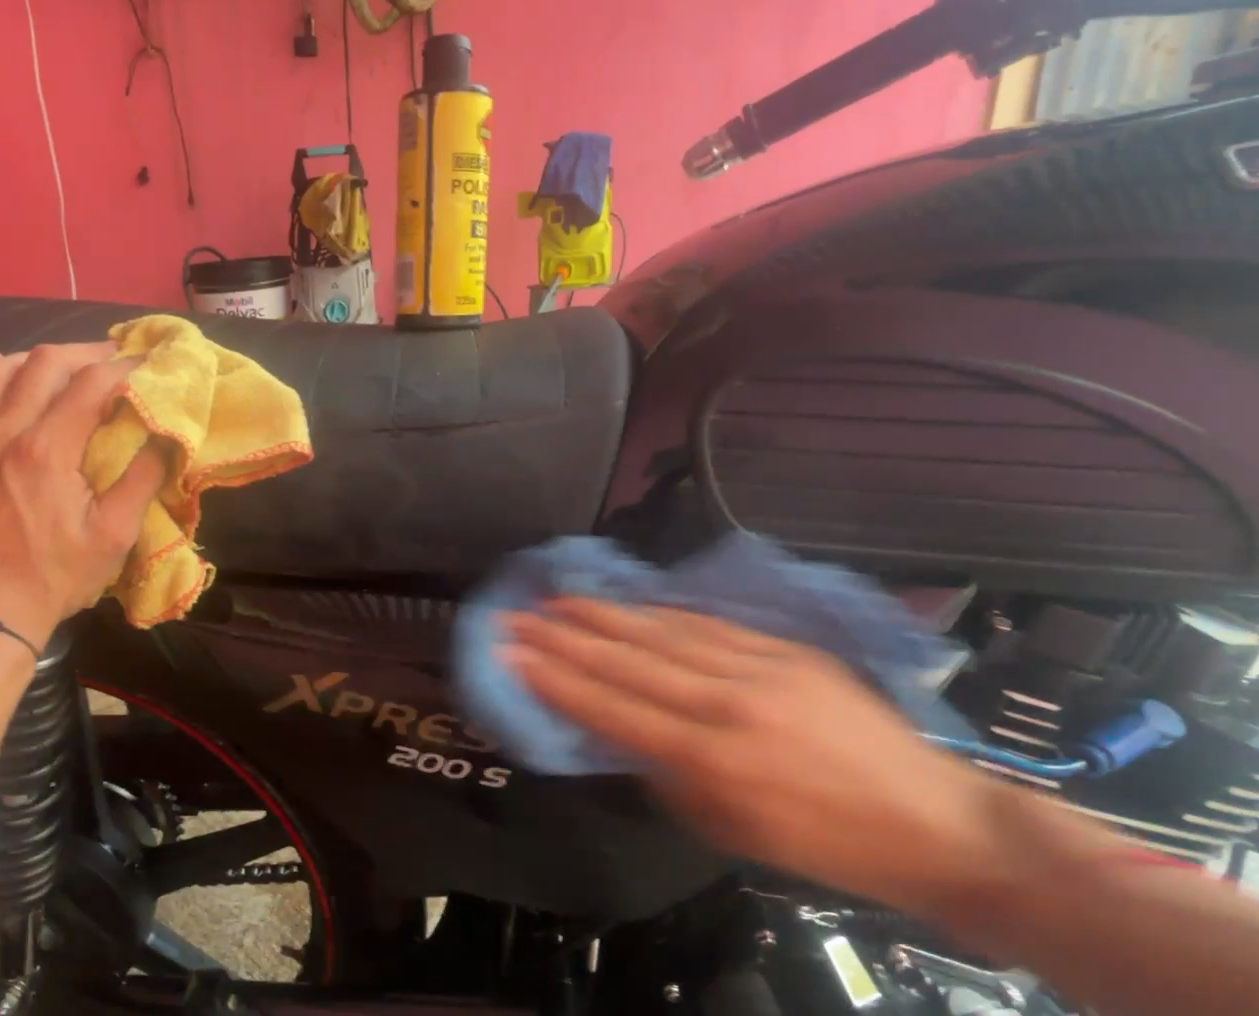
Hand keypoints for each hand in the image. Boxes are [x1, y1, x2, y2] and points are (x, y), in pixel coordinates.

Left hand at [0, 343, 167, 647]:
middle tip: (112, 361)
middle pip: (43, 363)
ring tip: (61, 369)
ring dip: (34, 359)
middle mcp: (3, 431)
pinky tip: (2, 378)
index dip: (124, 366)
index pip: (90, 383)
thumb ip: (142, 479)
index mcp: (47, 449)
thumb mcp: (113, 537)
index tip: (147, 364)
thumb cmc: (53, 578)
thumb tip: (168, 434)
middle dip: (84, 353)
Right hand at [502, 602, 1005, 910]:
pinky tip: (628, 602)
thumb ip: (666, 776)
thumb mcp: (728, 832)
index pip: (610, 707)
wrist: (933, 821)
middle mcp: (725, 703)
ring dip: (602, 615)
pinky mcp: (786, 650)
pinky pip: (706, 624)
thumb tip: (622, 734)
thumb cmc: (822, 845)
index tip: (510, 654)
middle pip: (626, 661)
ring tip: (556, 599)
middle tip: (516, 616)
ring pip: (661, 633)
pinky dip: (658, 612)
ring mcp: (758, 668)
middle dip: (563, 638)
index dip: (555, 678)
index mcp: (709, 760)